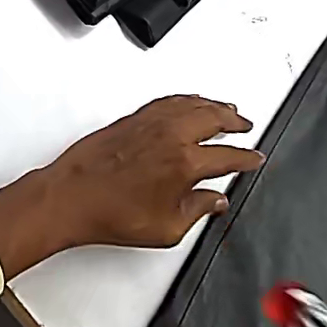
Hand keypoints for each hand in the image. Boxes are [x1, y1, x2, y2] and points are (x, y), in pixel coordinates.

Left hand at [0, 96, 265, 278]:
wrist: (72, 195)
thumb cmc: (110, 212)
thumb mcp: (166, 228)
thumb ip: (197, 210)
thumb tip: (214, 201)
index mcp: (184, 163)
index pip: (227, 156)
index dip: (246, 158)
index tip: (255, 158)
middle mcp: (169, 135)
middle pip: (213, 118)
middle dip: (234, 120)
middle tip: (246, 123)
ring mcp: (150, 122)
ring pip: (191, 103)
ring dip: (213, 104)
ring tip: (226, 108)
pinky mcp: (133, 117)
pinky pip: (168, 100)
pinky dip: (186, 99)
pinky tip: (189, 102)